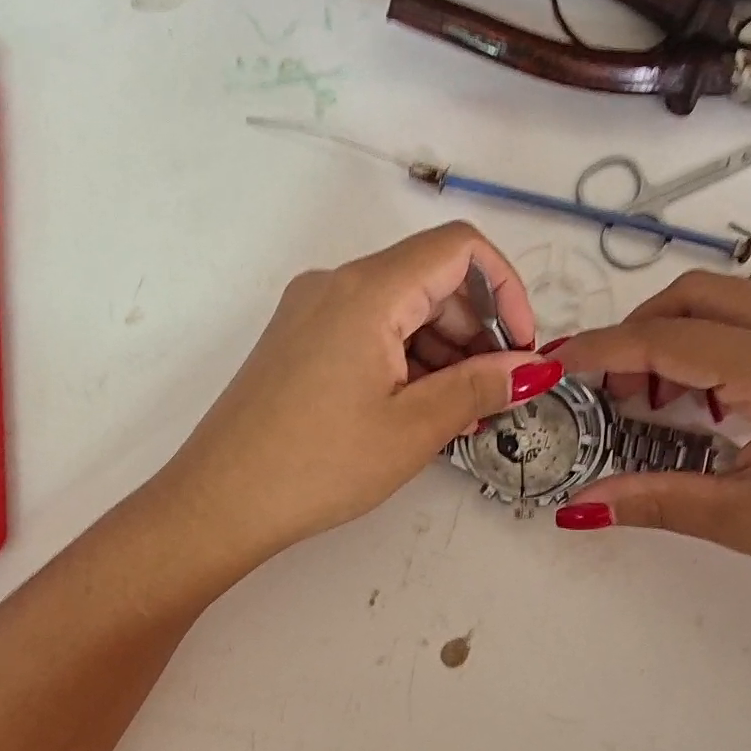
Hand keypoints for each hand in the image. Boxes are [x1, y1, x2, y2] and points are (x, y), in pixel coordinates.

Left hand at [157, 223, 563, 558]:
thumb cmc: (317, 466)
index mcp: (365, 291)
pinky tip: (413, 410)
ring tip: (455, 414)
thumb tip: (532, 367)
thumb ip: (479, 386)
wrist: (218, 501)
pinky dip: (400, 359)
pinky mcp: (292, 343)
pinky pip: (363, 331)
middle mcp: (331, 285)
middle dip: (474, 329)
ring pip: (396, 308)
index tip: (521, 349)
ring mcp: (305, 313)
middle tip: (492, 394)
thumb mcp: (411, 429)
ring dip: (439, 350)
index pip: (459, 248)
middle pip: (426, 278)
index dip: (506, 290)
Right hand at [546, 272, 750, 611]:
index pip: (666, 339)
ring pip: (726, 301)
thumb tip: (574, 509)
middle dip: (634, 334)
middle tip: (609, 393)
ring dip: (674, 337)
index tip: (550, 368)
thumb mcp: (749, 520)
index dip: (598, 351)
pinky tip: (712, 404)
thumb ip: (655, 500)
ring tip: (657, 405)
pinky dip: (712, 345)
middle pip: (693, 295)